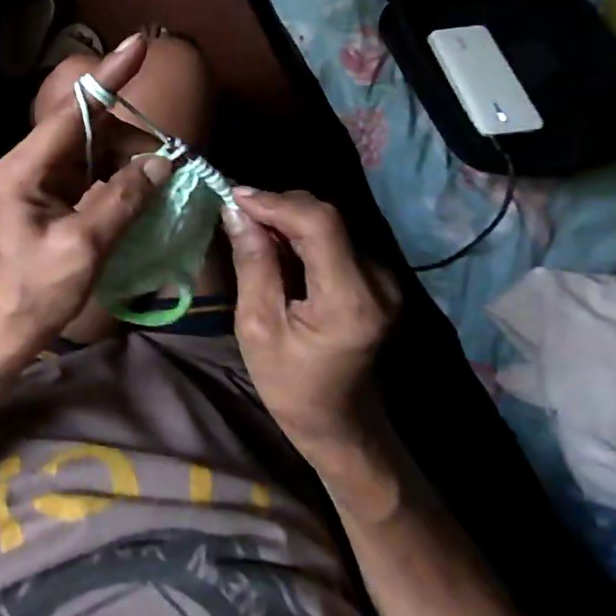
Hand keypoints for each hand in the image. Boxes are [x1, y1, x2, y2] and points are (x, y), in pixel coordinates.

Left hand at [0, 33, 173, 361]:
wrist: (13, 324)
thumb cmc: (39, 290)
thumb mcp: (85, 247)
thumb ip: (123, 199)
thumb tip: (161, 162)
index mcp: (25, 168)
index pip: (72, 112)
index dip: (108, 78)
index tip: (138, 45)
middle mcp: (32, 162)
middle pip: (89, 126)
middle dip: (131, 138)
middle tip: (167, 166)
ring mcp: (44, 175)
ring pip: (97, 146)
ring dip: (130, 159)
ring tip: (157, 184)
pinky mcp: (58, 190)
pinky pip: (96, 167)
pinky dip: (122, 174)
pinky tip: (142, 189)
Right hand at [221, 190, 399, 453]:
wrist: (338, 419)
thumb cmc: (289, 382)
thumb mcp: (256, 326)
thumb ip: (252, 263)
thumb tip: (235, 211)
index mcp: (349, 300)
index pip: (320, 224)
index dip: (275, 202)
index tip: (233, 196)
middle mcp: (377, 281)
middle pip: (326, 217)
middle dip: (277, 207)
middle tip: (235, 213)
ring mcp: (382, 277)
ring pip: (328, 221)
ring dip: (285, 217)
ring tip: (248, 228)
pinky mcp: (375, 276)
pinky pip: (333, 236)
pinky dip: (298, 231)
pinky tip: (274, 244)